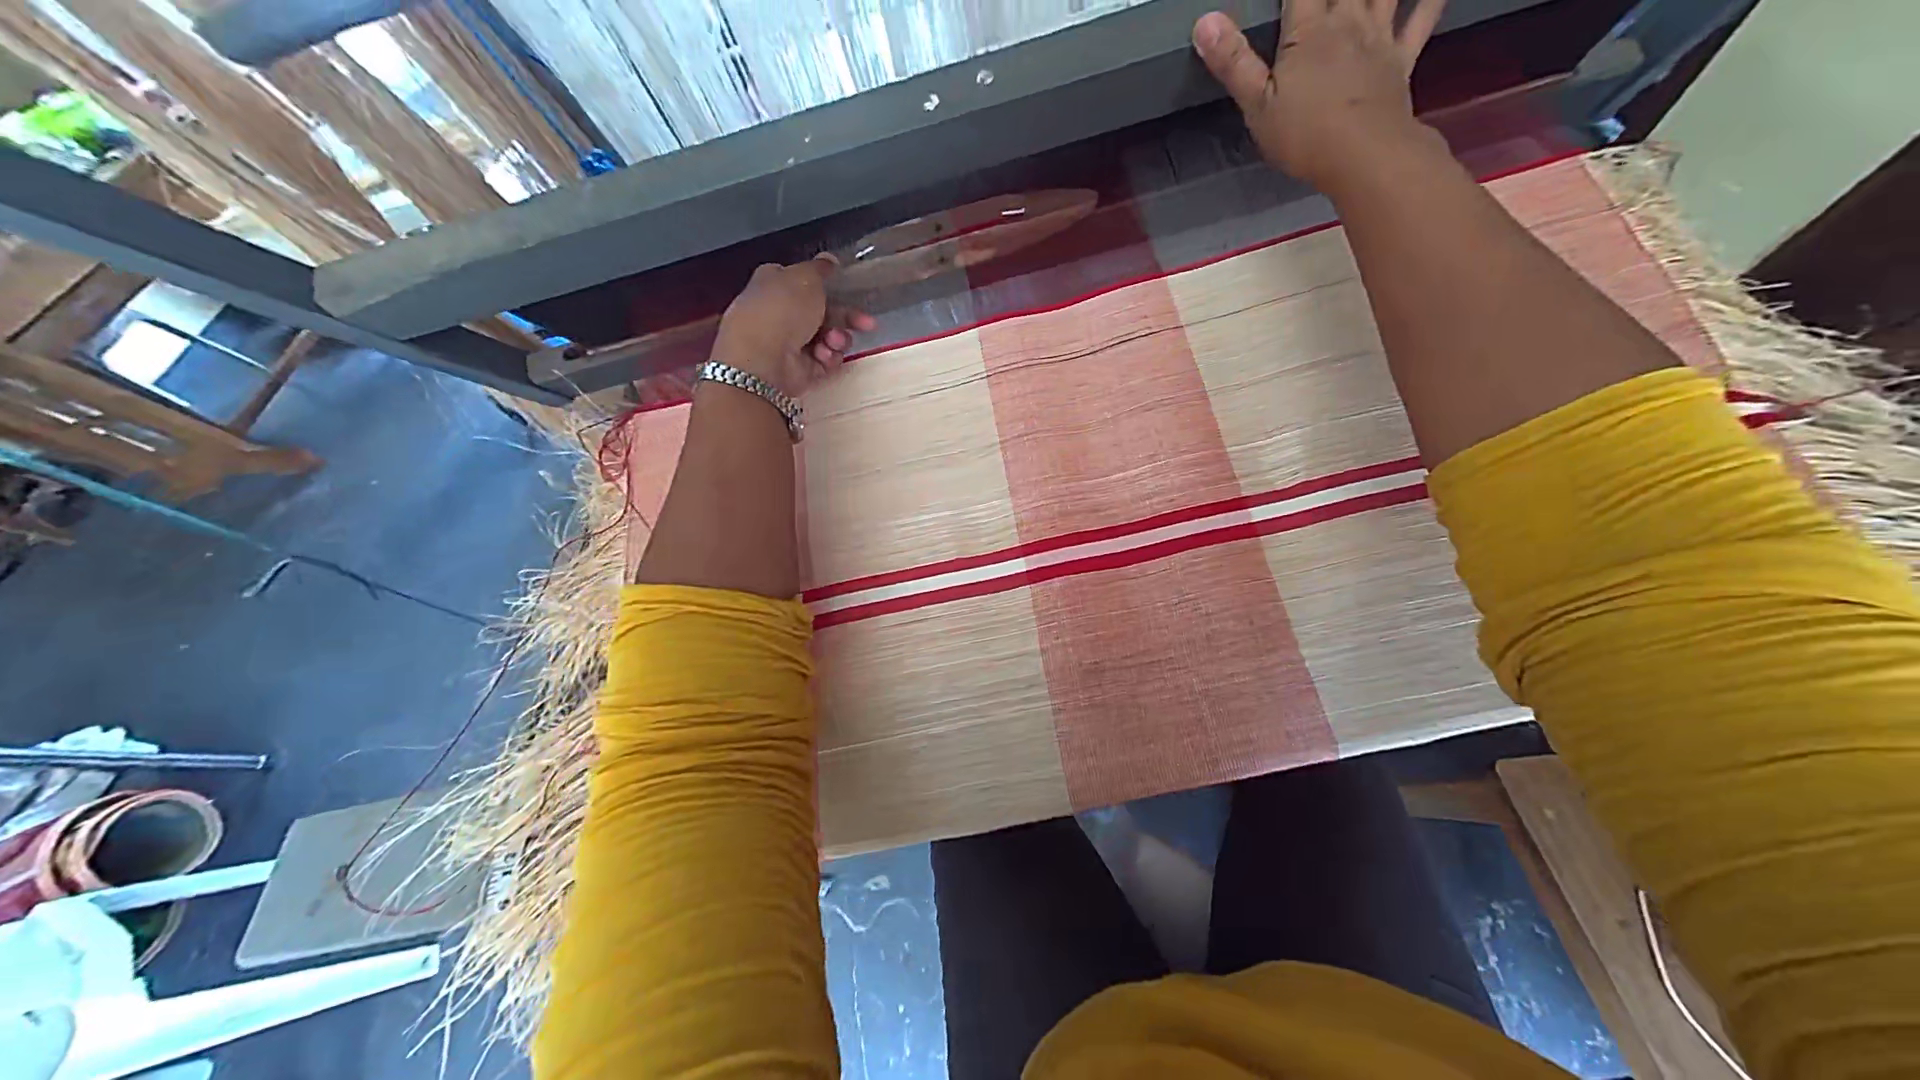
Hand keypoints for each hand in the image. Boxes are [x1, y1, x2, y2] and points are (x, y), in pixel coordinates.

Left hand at [709, 255, 876, 398]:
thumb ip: (821, 269)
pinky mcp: (799, 368)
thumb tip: (829, 260)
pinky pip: (824, 360)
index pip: (804, 281)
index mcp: (775, 284)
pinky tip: (823, 356)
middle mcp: (781, 312)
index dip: (826, 285)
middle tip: (866, 323)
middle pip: (823, 312)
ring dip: (837, 338)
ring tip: (834, 341)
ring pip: (828, 337)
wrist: (764, 358)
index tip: (847, 288)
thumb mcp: (805, 276)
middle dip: (845, 317)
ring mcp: (790, 342)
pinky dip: (828, 357)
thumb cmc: (782, 308)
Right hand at [1192, 0, 1445, 190]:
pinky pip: (1422, 18)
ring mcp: (1379, 36)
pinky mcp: (1401, 58)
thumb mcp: (1256, 105)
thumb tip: (1204, 21)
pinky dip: (1430, 0)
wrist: (1365, 156)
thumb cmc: (1304, 135)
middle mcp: (1347, 20)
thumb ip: (1232, 62)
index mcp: (1307, 31)